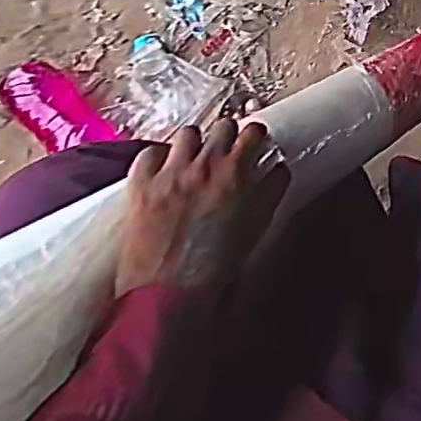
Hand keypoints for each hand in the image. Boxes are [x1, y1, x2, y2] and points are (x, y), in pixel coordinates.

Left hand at [115, 119, 289, 297]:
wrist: (170, 296)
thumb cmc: (219, 266)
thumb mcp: (258, 225)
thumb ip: (271, 190)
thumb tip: (278, 168)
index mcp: (236, 172)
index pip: (253, 131)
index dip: (255, 135)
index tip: (253, 143)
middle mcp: (205, 164)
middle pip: (223, 124)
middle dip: (227, 135)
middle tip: (225, 152)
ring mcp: (171, 171)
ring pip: (187, 132)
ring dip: (193, 143)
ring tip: (192, 159)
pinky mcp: (142, 184)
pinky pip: (148, 152)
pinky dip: (156, 158)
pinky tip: (161, 170)